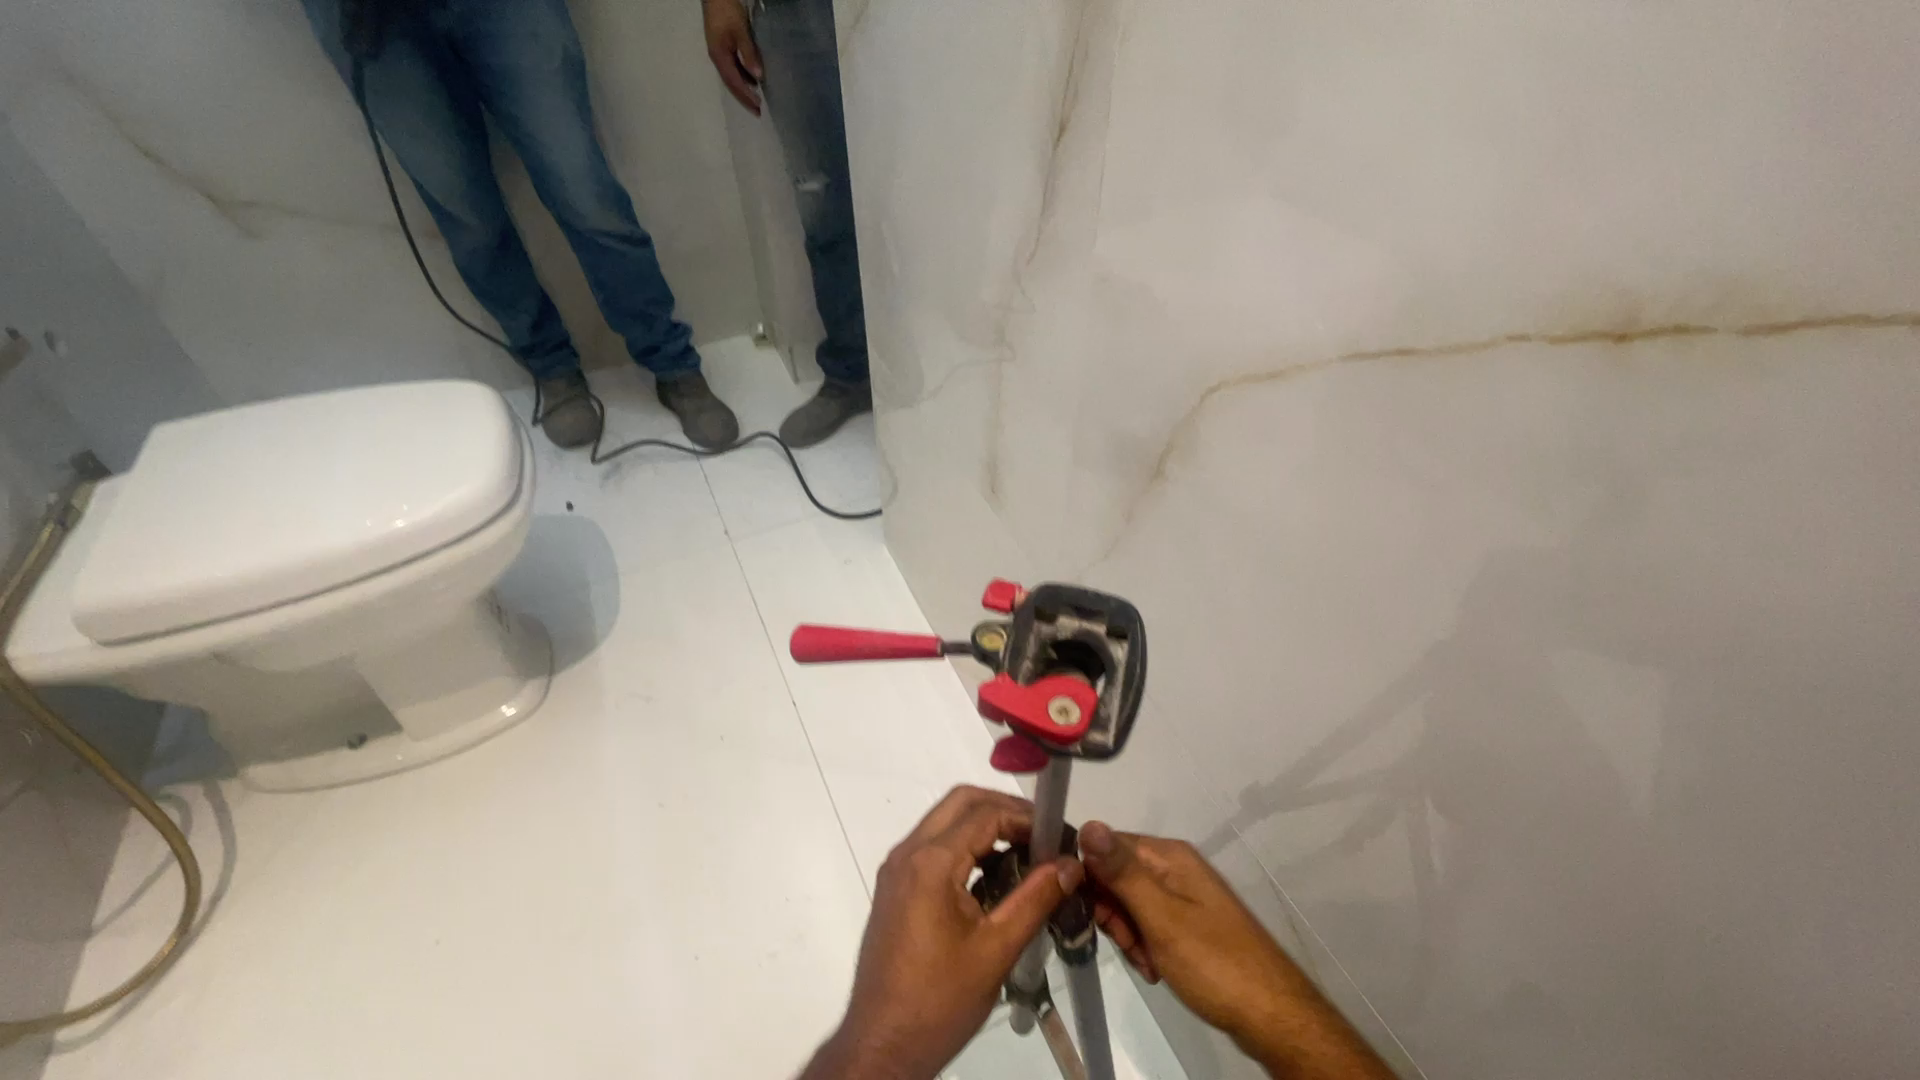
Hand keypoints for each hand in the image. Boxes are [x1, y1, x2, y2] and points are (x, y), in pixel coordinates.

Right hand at [702, 0, 763, 114]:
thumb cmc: (727, 9)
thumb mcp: (740, 30)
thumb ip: (748, 53)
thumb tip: (758, 78)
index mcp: (719, 56)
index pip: (734, 82)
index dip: (746, 96)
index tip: (758, 108)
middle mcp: (717, 57)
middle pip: (731, 84)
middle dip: (744, 98)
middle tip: (757, 112)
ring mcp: (719, 52)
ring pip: (732, 77)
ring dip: (744, 89)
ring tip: (756, 101)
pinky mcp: (723, 46)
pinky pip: (733, 68)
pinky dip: (743, 77)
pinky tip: (753, 80)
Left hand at [802, 787, 1084, 1079]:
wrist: (883, 1045)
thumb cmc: (940, 1001)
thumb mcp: (997, 950)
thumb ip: (1035, 899)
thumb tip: (1071, 865)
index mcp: (930, 862)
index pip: (985, 814)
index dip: (1026, 818)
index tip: (1059, 835)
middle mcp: (907, 853)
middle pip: (961, 803)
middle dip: (1004, 809)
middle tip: (1042, 836)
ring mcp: (897, 869)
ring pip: (945, 821)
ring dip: (984, 825)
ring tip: (1026, 853)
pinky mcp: (895, 887)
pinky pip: (933, 847)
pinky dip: (965, 846)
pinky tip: (994, 876)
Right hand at [1081, 823, 1392, 1078]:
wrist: (1272, 1016)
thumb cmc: (1214, 963)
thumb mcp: (1160, 917)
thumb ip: (1121, 872)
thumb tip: (1087, 823)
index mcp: (1169, 856)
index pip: (1106, 846)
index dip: (1091, 878)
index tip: (1096, 915)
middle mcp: (1176, 867)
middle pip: (1116, 875)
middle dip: (1112, 912)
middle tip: (1128, 944)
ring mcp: (1185, 895)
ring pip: (1130, 903)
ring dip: (1128, 934)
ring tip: (1147, 963)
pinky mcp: (1190, 922)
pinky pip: (1150, 923)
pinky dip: (1146, 946)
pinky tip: (1156, 968)